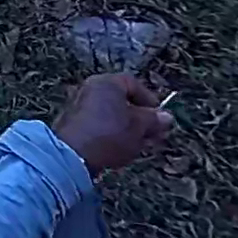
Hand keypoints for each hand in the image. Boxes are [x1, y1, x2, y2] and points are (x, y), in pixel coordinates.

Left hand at [52, 74, 172, 173]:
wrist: (72, 154)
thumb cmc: (109, 134)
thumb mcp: (139, 127)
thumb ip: (154, 120)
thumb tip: (165, 117)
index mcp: (105, 83)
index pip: (133, 84)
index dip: (149, 100)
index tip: (160, 117)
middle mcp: (90, 89)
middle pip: (121, 99)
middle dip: (140, 118)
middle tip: (153, 134)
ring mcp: (78, 105)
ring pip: (110, 114)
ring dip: (127, 128)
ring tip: (140, 145)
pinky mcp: (73, 123)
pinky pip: (98, 124)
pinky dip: (111, 133)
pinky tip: (121, 149)